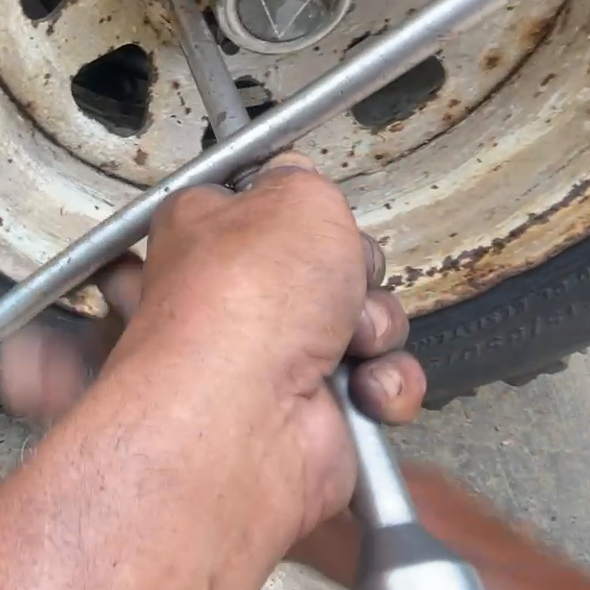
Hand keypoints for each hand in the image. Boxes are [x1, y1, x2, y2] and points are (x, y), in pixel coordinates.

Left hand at [0, 152, 426, 551]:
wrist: (247, 416)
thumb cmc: (247, 297)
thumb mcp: (292, 197)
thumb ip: (301, 179)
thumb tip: (293, 172)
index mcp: (207, 231)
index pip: (259, 204)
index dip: (295, 206)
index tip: (308, 208)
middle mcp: (233, 293)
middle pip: (325, 262)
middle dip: (352, 268)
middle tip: (337, 278)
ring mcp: (271, 354)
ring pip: (363, 318)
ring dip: (374, 326)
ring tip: (345, 338)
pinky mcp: (313, 409)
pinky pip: (377, 380)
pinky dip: (382, 383)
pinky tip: (360, 388)